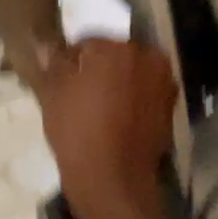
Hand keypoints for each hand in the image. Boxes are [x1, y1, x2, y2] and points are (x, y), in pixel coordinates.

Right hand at [33, 39, 177, 210]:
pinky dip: (130, 99)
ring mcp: (164, 81)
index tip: (57, 78)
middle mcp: (147, 56)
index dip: (68, 59)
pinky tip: (113, 118)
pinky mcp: (170, 106)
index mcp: (116, 47)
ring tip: (95, 107)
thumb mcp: (52, 95)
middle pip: (115, 55)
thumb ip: (52, 64)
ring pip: (132, 74)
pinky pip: (144, 93)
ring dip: (115, 83)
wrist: (112, 176)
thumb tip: (47, 46)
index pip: (86, 42)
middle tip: (76, 92)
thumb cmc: (76, 130)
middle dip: (97, 68)